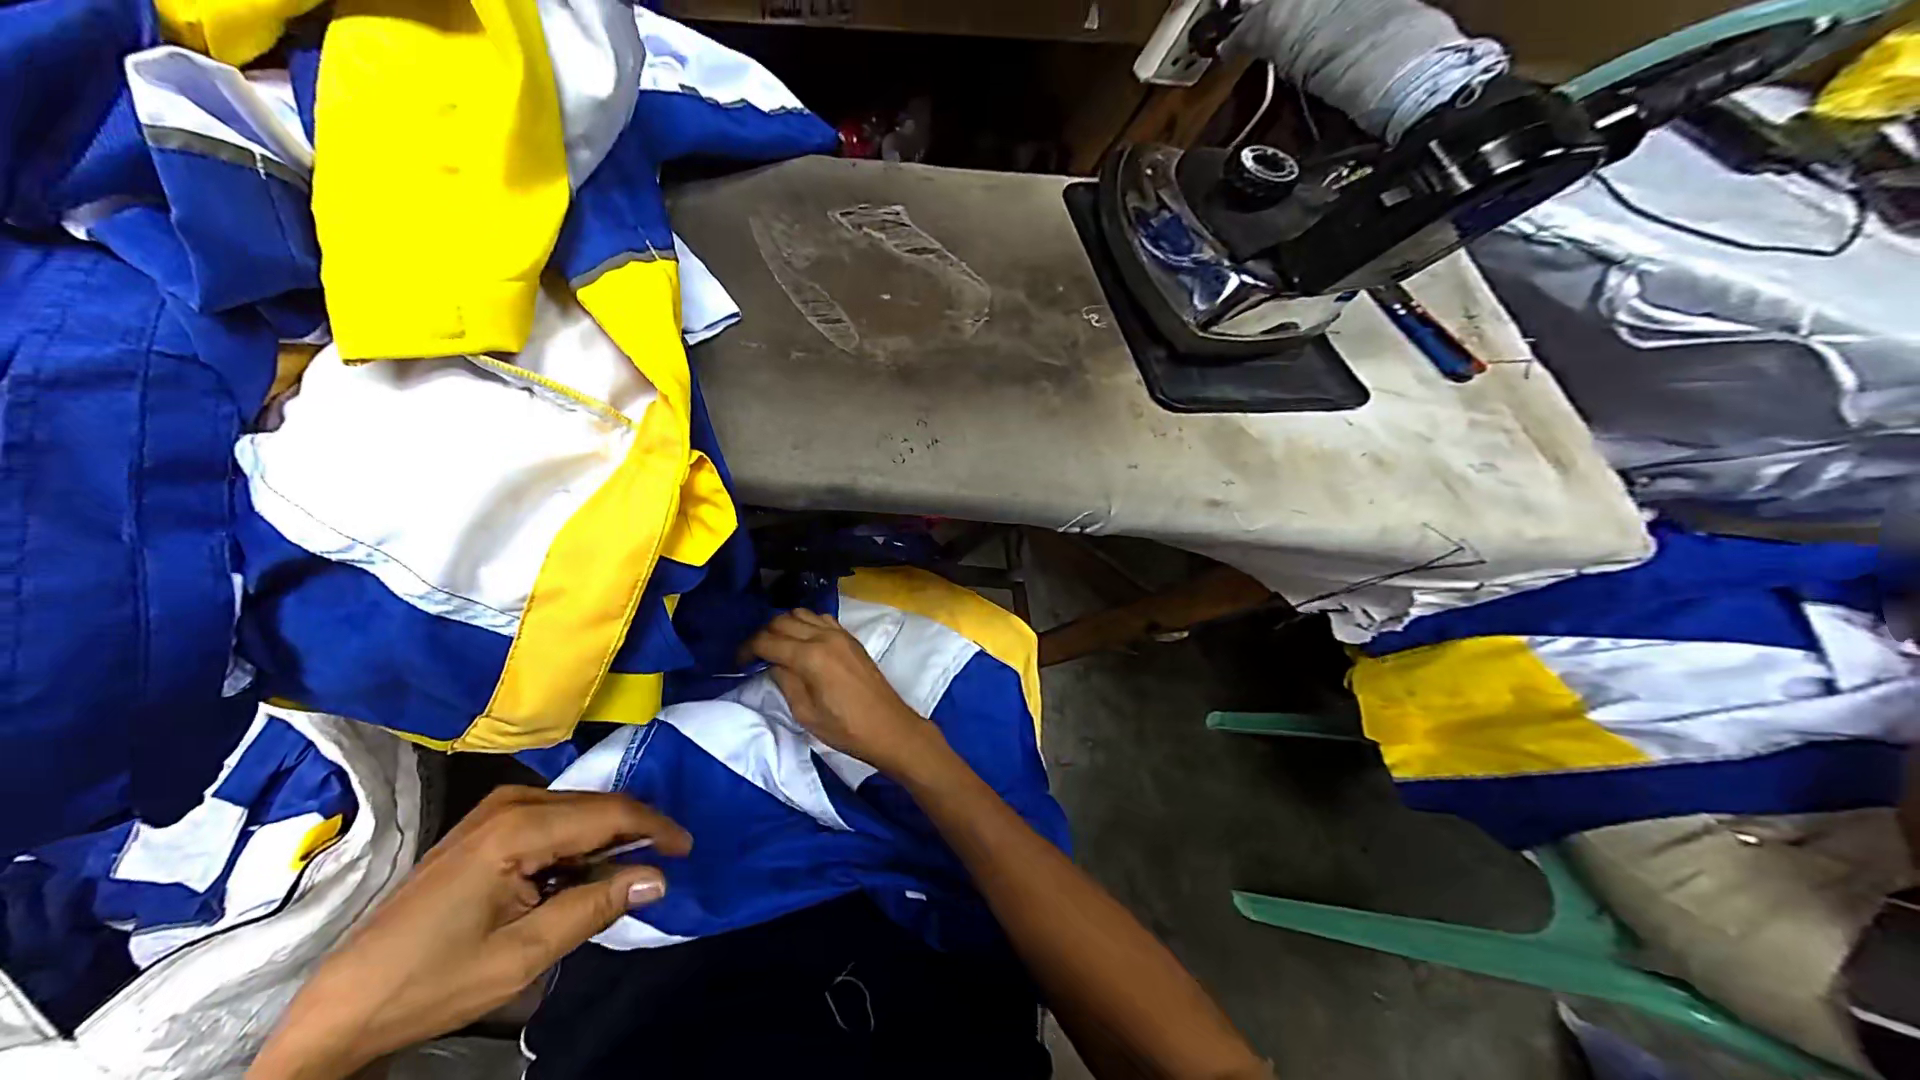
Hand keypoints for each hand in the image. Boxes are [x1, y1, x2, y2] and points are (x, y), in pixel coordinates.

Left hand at [248, 787, 691, 1079]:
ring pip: (576, 810)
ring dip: (605, 838)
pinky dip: (577, 842)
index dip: (654, 828)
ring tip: (625, 873)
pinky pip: (551, 819)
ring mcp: (492, 811)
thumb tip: (657, 877)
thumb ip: (595, 908)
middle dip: (633, 832)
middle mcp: (507, 804)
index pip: (608, 814)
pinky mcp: (484, 825)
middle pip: (594, 805)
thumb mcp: (523, 954)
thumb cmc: (434, 980)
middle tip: (662, 863)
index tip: (687, 848)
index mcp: (516, 829)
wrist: (345, 1004)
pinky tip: (580, 872)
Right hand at [747, 609, 950, 778]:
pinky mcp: (851, 638)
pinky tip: (802, 641)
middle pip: (782, 621)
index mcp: (810, 657)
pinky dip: (806, 623)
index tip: (738, 662)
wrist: (888, 727)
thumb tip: (772, 664)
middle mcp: (824, 637)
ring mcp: (840, 634)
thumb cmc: (845, 728)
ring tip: (776, 646)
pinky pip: (821, 619)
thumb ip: (785, 681)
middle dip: (763, 634)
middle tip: (754, 655)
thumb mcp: (805, 713)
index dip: (747, 649)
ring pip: (801, 614)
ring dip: (784, 625)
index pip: (767, 641)